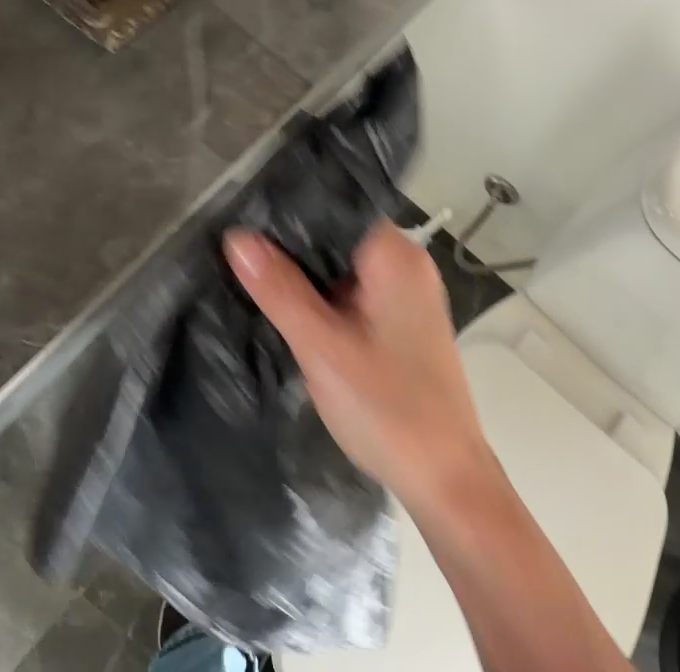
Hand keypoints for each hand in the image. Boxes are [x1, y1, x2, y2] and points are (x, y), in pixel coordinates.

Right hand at [224, 221, 491, 505]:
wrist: (444, 472)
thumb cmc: (386, 407)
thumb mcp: (322, 348)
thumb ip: (280, 290)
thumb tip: (238, 236)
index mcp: (396, 256)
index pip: (338, 207)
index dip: (290, 210)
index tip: (242, 214)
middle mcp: (410, 264)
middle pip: (341, 237)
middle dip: (294, 246)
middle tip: (236, 250)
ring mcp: (411, 294)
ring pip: (347, 268)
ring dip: (309, 276)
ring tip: (253, 276)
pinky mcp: (407, 323)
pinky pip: (359, 293)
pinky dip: (329, 299)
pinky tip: (294, 311)